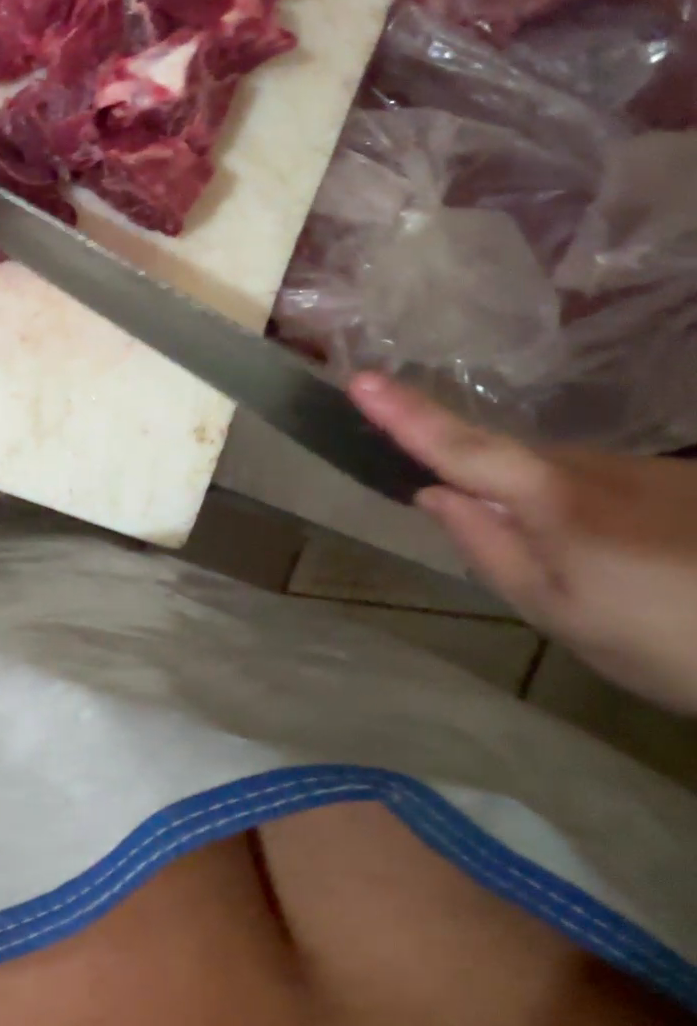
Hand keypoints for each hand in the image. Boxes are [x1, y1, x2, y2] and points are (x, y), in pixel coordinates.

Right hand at [351, 373, 696, 712]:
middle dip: (486, 488)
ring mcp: (657, 473)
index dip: (408, 415)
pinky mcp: (692, 486)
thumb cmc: (672, 645)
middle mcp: (604, 470)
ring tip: (595, 581)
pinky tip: (638, 570)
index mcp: (558, 502)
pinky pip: (611, 488)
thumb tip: (437, 495)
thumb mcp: (557, 611)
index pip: (463, 448)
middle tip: (519, 562)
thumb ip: (489, 548)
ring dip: (548, 510)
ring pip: (564, 476)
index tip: (361, 381)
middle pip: (513, 461)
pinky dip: (596, 518)